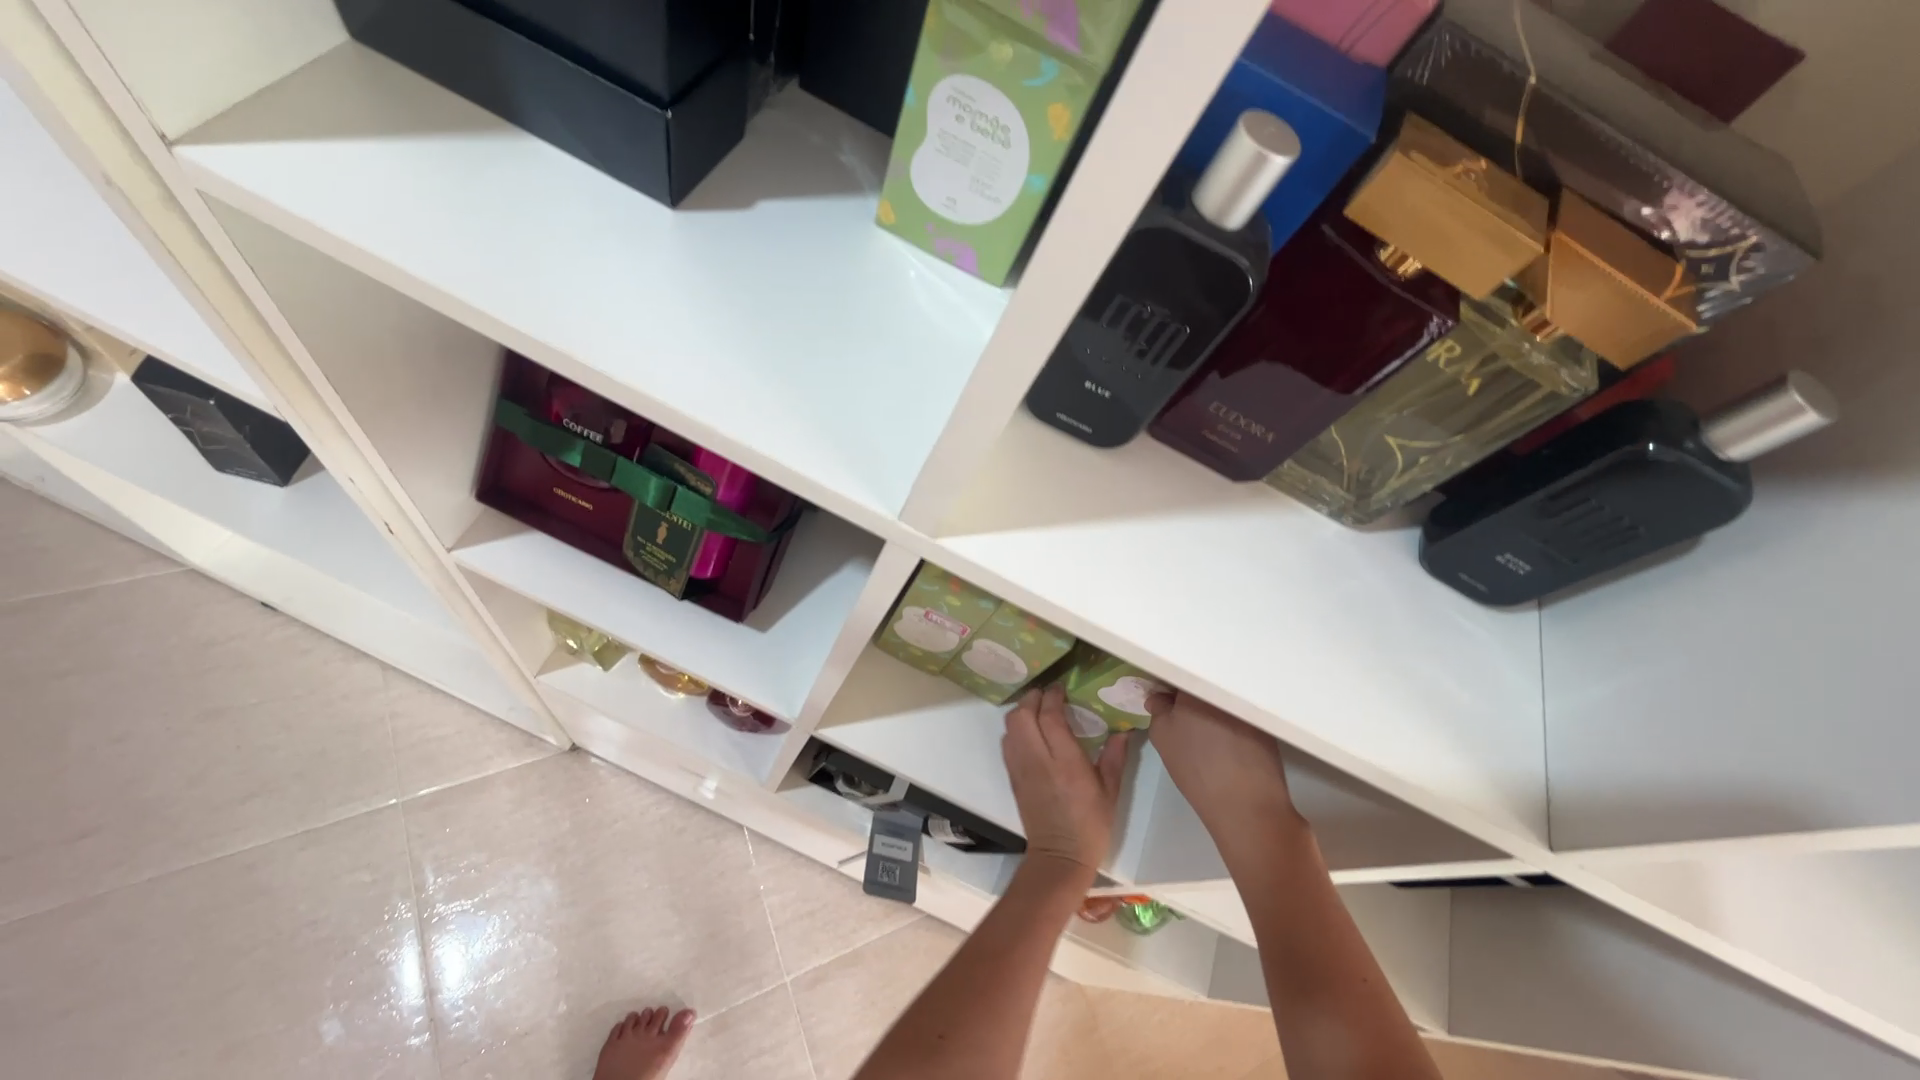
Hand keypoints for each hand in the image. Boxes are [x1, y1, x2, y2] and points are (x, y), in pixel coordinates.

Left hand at [1002, 683, 1127, 877]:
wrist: (1060, 857)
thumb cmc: (1090, 826)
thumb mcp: (1111, 791)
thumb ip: (1114, 756)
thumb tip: (1123, 731)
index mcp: (1066, 763)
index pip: (1050, 717)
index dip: (1053, 697)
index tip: (1061, 688)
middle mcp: (1039, 761)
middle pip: (1022, 716)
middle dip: (1032, 699)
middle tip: (1047, 695)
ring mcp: (1022, 769)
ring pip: (1010, 728)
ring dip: (1021, 712)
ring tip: (1038, 709)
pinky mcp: (1013, 778)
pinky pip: (1008, 744)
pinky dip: (1015, 730)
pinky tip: (1030, 732)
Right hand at [1147, 690, 1299, 834]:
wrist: (1245, 803)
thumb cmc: (1196, 767)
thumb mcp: (1163, 736)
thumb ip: (1158, 710)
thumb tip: (1160, 698)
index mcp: (1198, 684)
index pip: (1178, 671)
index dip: (1168, 683)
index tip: (1162, 698)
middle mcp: (1227, 687)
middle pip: (1203, 681)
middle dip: (1189, 693)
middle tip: (1179, 713)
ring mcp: (1249, 704)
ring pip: (1222, 696)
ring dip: (1210, 705)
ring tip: (1203, 729)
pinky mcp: (1264, 721)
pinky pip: (1239, 711)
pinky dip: (1229, 719)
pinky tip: (1224, 740)